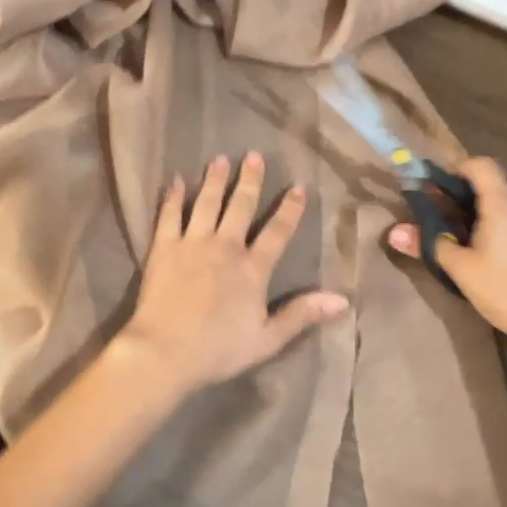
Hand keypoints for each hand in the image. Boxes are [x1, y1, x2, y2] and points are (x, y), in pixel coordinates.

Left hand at [118, 152, 348, 392]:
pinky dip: (173, 197)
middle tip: (253, 155)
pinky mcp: (163, 248)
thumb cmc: (218, 349)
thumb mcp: (268, 338)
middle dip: (249, 180)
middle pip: (240, 207)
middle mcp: (225, 247)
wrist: (165, 352)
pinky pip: (169, 215)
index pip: (277, 232)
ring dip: (214, 180)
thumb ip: (302, 314)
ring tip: (220, 159)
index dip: (290, 209)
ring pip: (206, 204)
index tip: (298, 186)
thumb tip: (343, 299)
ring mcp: (192, 244)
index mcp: (253, 269)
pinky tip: (176, 181)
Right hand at [388, 157, 506, 360]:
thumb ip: (429, 244)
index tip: (438, 185)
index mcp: (504, 207)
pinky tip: (501, 260)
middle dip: (468, 197)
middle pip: (495, 187)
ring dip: (488, 215)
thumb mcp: (461, 271)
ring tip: (471, 243)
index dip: (458, 167)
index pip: (482, 166)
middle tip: (447, 219)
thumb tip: (395, 232)